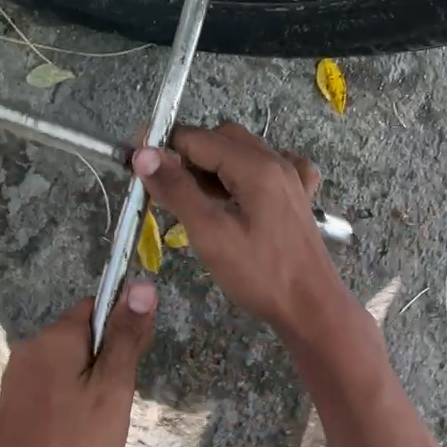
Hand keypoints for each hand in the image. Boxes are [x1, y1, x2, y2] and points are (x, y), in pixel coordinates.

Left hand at [0, 284, 155, 446]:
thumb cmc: (74, 446)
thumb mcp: (112, 390)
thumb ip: (126, 337)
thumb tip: (141, 285)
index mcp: (55, 337)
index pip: (97, 306)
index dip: (121, 329)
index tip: (132, 366)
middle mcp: (30, 347)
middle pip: (80, 336)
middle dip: (104, 361)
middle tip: (116, 403)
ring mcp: (16, 377)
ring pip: (66, 363)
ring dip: (86, 383)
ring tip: (97, 423)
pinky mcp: (11, 403)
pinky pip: (49, 386)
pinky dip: (67, 400)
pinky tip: (73, 433)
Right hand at [134, 122, 350, 333]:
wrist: (311, 308)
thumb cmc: (259, 273)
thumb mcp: (210, 233)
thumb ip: (177, 189)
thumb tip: (143, 154)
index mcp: (255, 166)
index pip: (198, 138)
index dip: (163, 146)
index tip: (135, 161)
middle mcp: (276, 162)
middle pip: (222, 139)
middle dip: (188, 154)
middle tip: (163, 187)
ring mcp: (292, 178)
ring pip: (243, 153)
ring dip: (213, 166)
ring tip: (192, 198)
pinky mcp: (298, 198)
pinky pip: (268, 168)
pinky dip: (245, 173)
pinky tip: (239, 194)